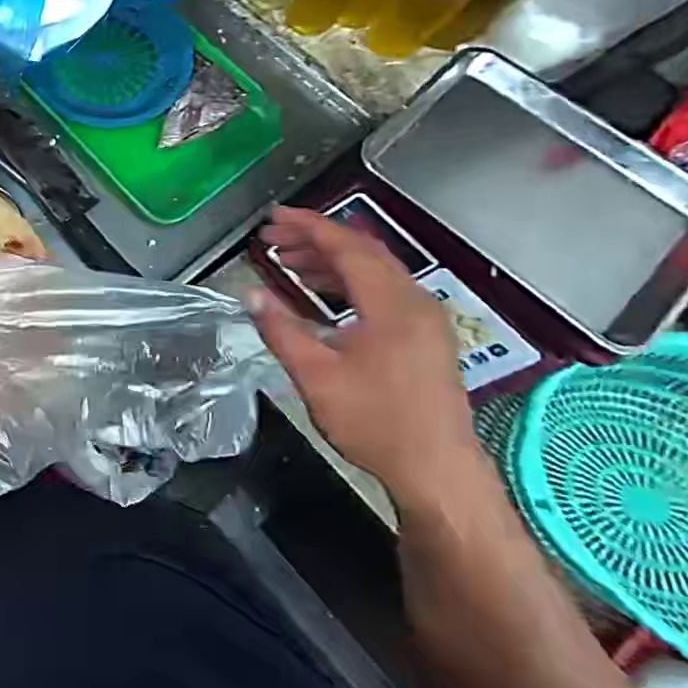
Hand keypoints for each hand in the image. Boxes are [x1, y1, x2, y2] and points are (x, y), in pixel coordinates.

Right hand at [249, 206, 478, 506]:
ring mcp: (425, 317)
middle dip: (315, 240)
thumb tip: (250, 295)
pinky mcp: (426, 335)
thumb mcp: (316, 377)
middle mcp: (414, 300)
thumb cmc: (375, 423)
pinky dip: (351, 284)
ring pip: (374, 272)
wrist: (436, 470)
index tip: (273, 218)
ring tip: (290, 264)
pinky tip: (325, 294)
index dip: (307, 227)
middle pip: (362, 252)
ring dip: (332, 263)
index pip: (346, 247)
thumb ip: (281, 331)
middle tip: (274, 239)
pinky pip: (384, 292)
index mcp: (391, 303)